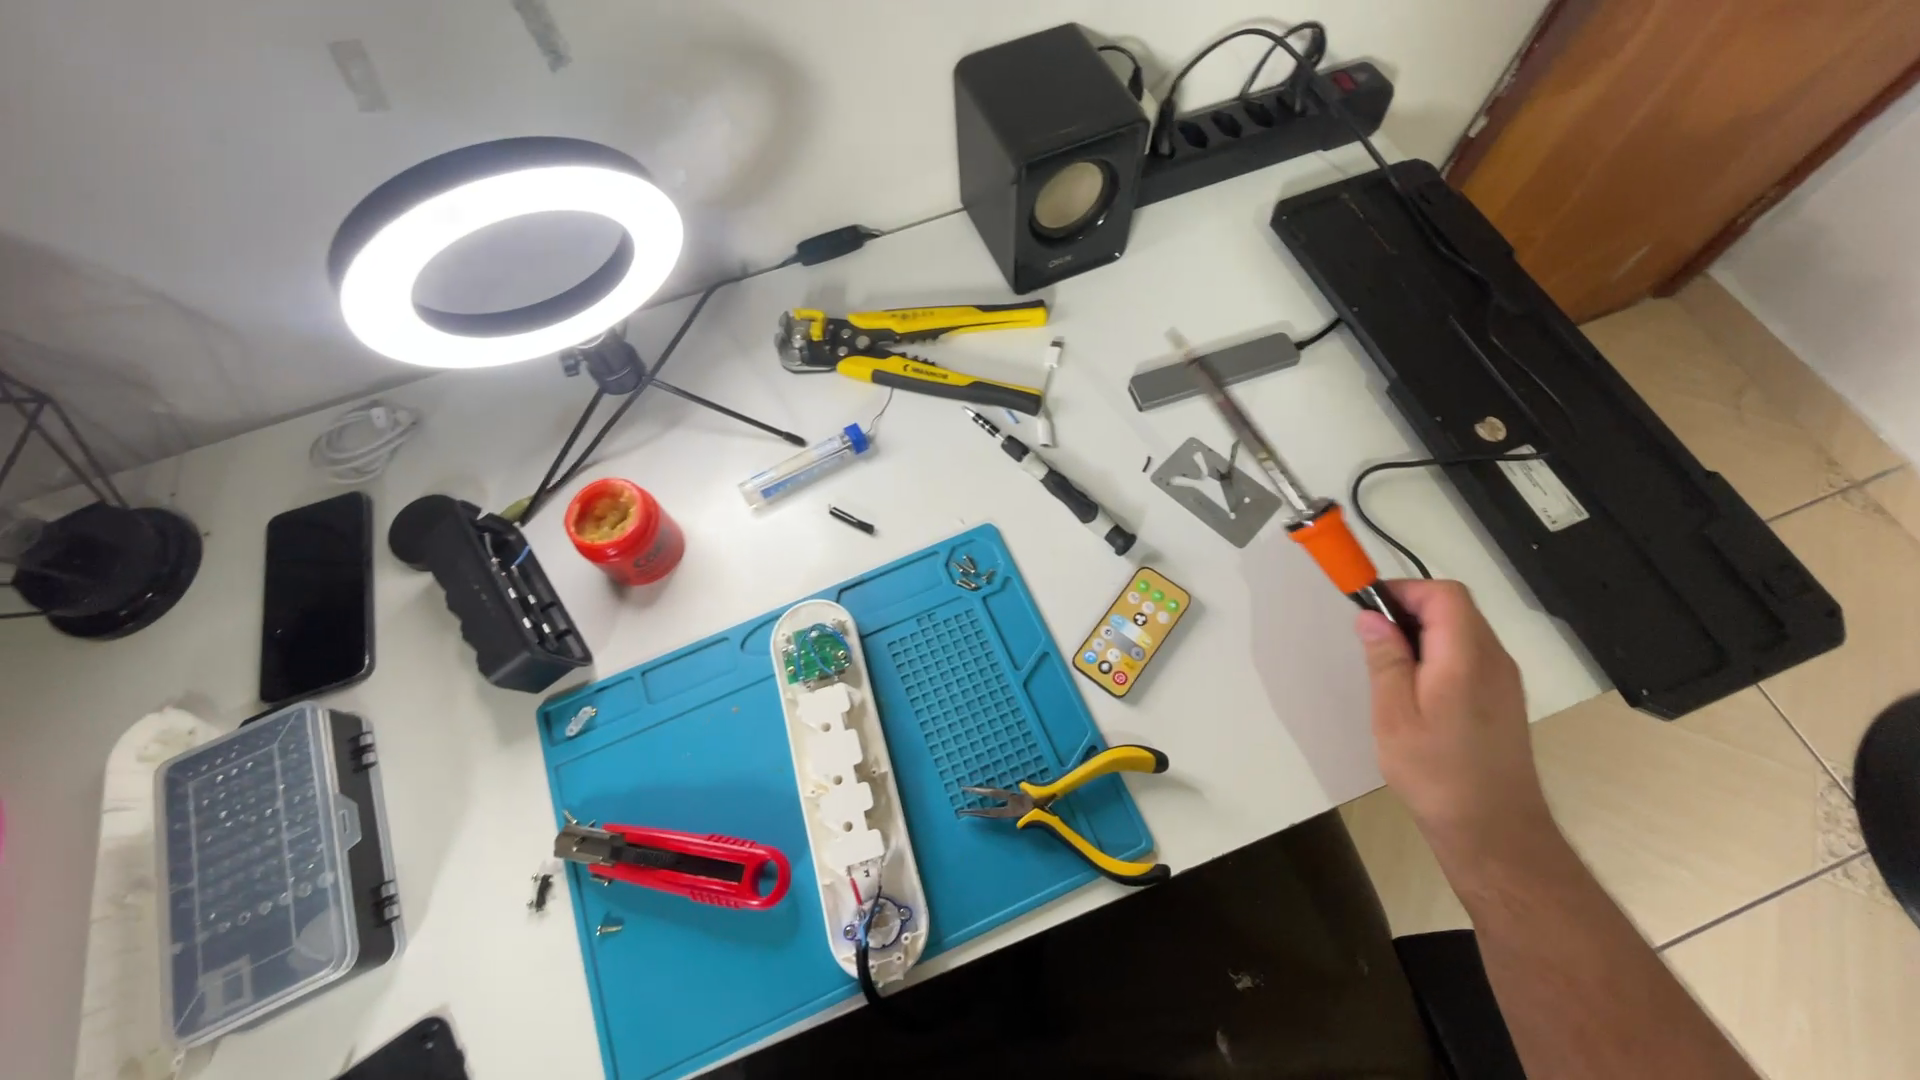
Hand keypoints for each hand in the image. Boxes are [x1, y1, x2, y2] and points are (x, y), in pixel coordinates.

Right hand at [1355, 580, 1552, 852]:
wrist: (1494, 829)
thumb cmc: (1437, 773)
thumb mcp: (1394, 715)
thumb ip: (1385, 660)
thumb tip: (1372, 617)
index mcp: (1467, 658)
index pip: (1444, 594)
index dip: (1405, 590)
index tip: (1369, 609)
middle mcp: (1494, 660)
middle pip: (1455, 608)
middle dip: (1410, 610)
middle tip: (1372, 640)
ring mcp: (1503, 680)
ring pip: (1462, 631)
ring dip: (1423, 633)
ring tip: (1389, 667)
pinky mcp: (1502, 699)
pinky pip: (1469, 655)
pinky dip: (1438, 654)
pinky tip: (1415, 689)